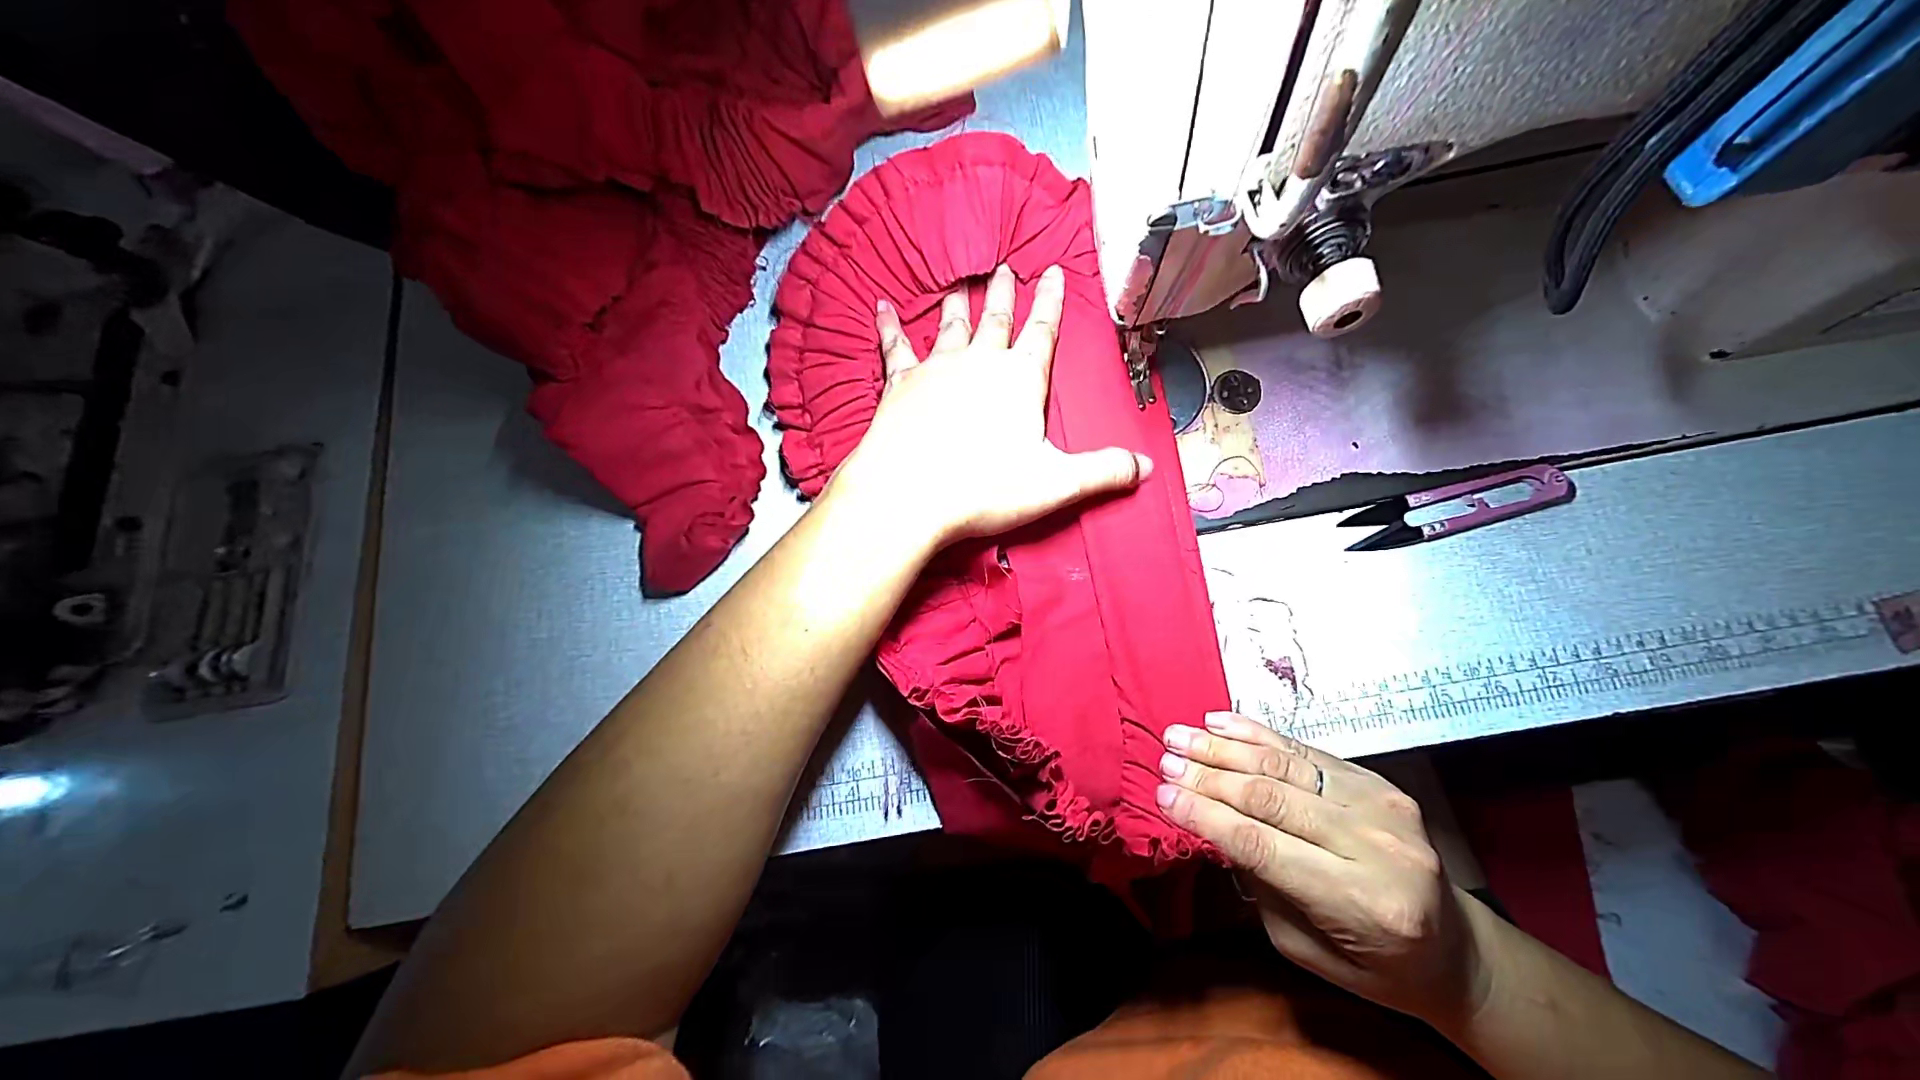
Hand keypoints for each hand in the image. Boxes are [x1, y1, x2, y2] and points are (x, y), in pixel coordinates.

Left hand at [822, 263, 1151, 550]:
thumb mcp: (1055, 483)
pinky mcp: (900, 384)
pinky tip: (882, 308)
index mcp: (1020, 379)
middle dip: (1005, 293)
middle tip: (1007, 269)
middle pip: (997, 318)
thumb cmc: (980, 489)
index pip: (1042, 330)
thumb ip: (1102, 471)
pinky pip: (895, 346)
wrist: (909, 494)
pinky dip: (889, 326)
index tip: (1054, 274)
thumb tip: (1142, 468)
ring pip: (951, 325)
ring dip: (958, 303)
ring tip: (961, 285)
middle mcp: (978, 362)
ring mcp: (936, 368)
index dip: (1051, 301)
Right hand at [1156, 711, 1486, 1028]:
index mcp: (1362, 901)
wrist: (1456, 951)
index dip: (1206, 817)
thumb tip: (1214, 822)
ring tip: (1180, 737)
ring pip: (1285, 767)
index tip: (1162, 796)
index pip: (1262, 846)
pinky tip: (1220, 724)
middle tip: (1165, 762)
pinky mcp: (1380, 782)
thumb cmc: (1374, 965)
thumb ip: (1262, 882)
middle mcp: (1377, 845)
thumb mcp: (1303, 946)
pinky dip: (1258, 736)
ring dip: (1225, 749)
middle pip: (1270, 798)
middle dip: (1209, 778)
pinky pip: (1306, 752)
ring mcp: (1382, 806)